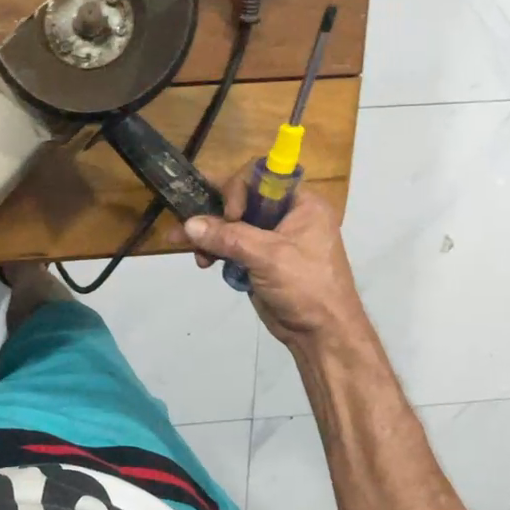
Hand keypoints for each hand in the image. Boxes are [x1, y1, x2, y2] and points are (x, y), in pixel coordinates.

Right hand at [169, 175, 365, 349]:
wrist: (321, 334)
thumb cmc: (306, 288)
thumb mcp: (268, 257)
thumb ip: (228, 238)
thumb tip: (188, 224)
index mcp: (301, 204)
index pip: (263, 176)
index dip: (239, 189)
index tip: (231, 215)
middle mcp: (286, 215)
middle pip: (242, 199)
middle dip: (214, 213)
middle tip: (191, 225)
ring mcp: (271, 238)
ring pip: (232, 224)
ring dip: (209, 235)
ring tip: (188, 248)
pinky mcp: (258, 260)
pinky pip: (231, 246)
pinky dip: (215, 251)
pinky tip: (203, 262)